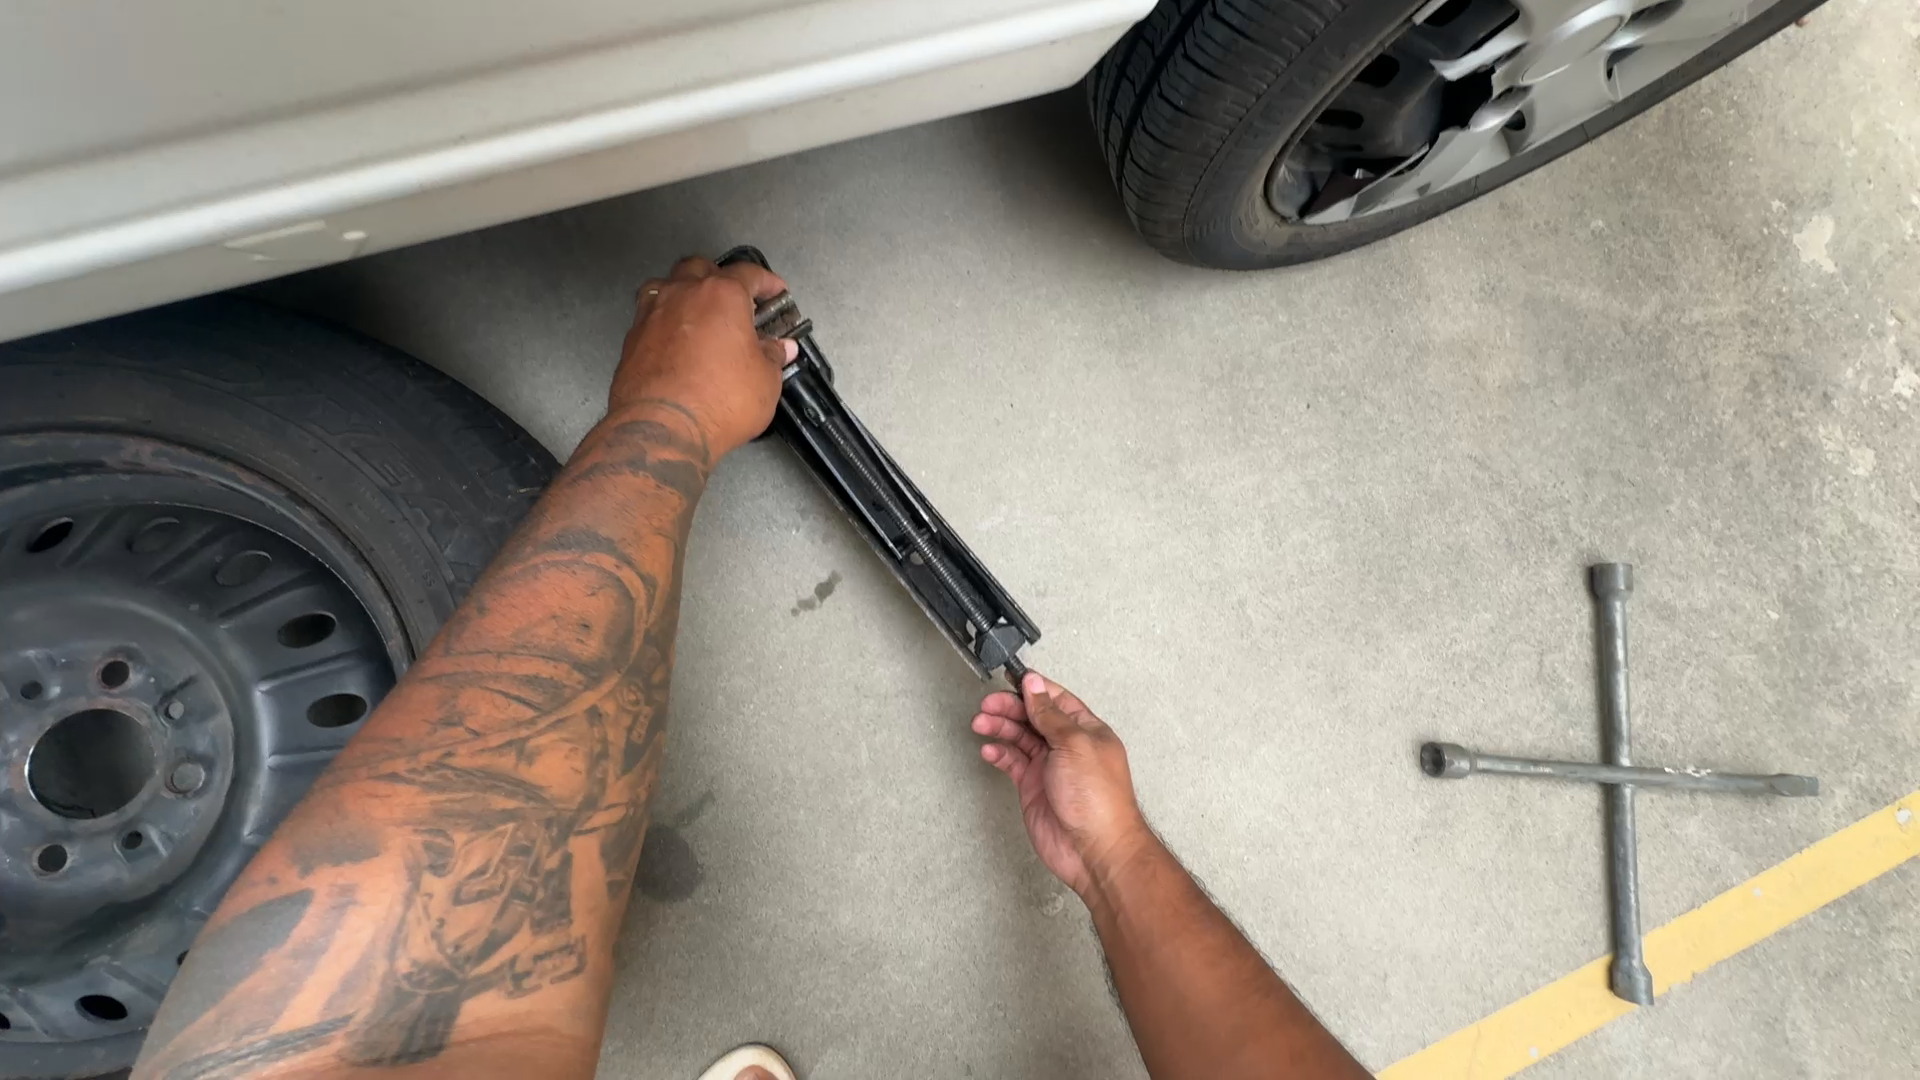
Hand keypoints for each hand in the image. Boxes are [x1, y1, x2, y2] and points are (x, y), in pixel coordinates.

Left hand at [614, 256, 797, 457]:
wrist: (664, 427)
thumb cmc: (719, 400)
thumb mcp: (765, 381)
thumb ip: (773, 357)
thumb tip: (780, 348)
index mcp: (723, 295)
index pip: (749, 274)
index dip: (767, 281)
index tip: (775, 290)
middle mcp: (684, 294)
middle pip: (702, 269)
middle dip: (721, 278)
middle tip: (737, 301)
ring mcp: (653, 313)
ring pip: (669, 285)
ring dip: (687, 293)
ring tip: (701, 314)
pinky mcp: (633, 338)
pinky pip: (652, 315)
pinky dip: (668, 320)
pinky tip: (678, 340)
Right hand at [972, 672, 1149, 897]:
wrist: (1094, 850)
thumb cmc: (1098, 799)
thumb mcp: (1074, 744)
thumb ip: (1049, 714)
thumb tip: (1034, 685)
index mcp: (1085, 729)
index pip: (1054, 699)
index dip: (1032, 688)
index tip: (1010, 680)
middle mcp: (1067, 745)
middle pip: (1033, 716)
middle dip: (1009, 707)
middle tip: (987, 704)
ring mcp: (1050, 766)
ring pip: (1019, 737)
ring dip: (999, 727)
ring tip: (981, 723)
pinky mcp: (1034, 786)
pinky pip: (1012, 762)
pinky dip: (999, 754)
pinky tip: (989, 750)